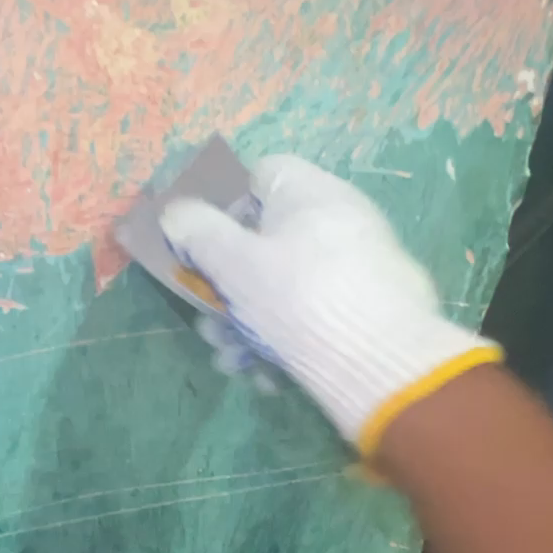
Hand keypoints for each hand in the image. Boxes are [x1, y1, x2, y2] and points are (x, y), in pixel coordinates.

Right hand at [159, 154, 502, 453]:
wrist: (377, 359)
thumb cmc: (298, 297)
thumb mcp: (235, 264)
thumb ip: (199, 234)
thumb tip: (174, 210)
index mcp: (308, 193)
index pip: (261, 175)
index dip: (225, 207)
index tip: (204, 247)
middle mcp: (336, 221)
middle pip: (265, 243)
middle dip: (228, 290)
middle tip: (210, 325)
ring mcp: (354, 266)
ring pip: (282, 290)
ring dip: (246, 327)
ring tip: (234, 362)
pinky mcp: (364, 309)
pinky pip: (310, 317)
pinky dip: (283, 344)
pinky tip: (268, 376)